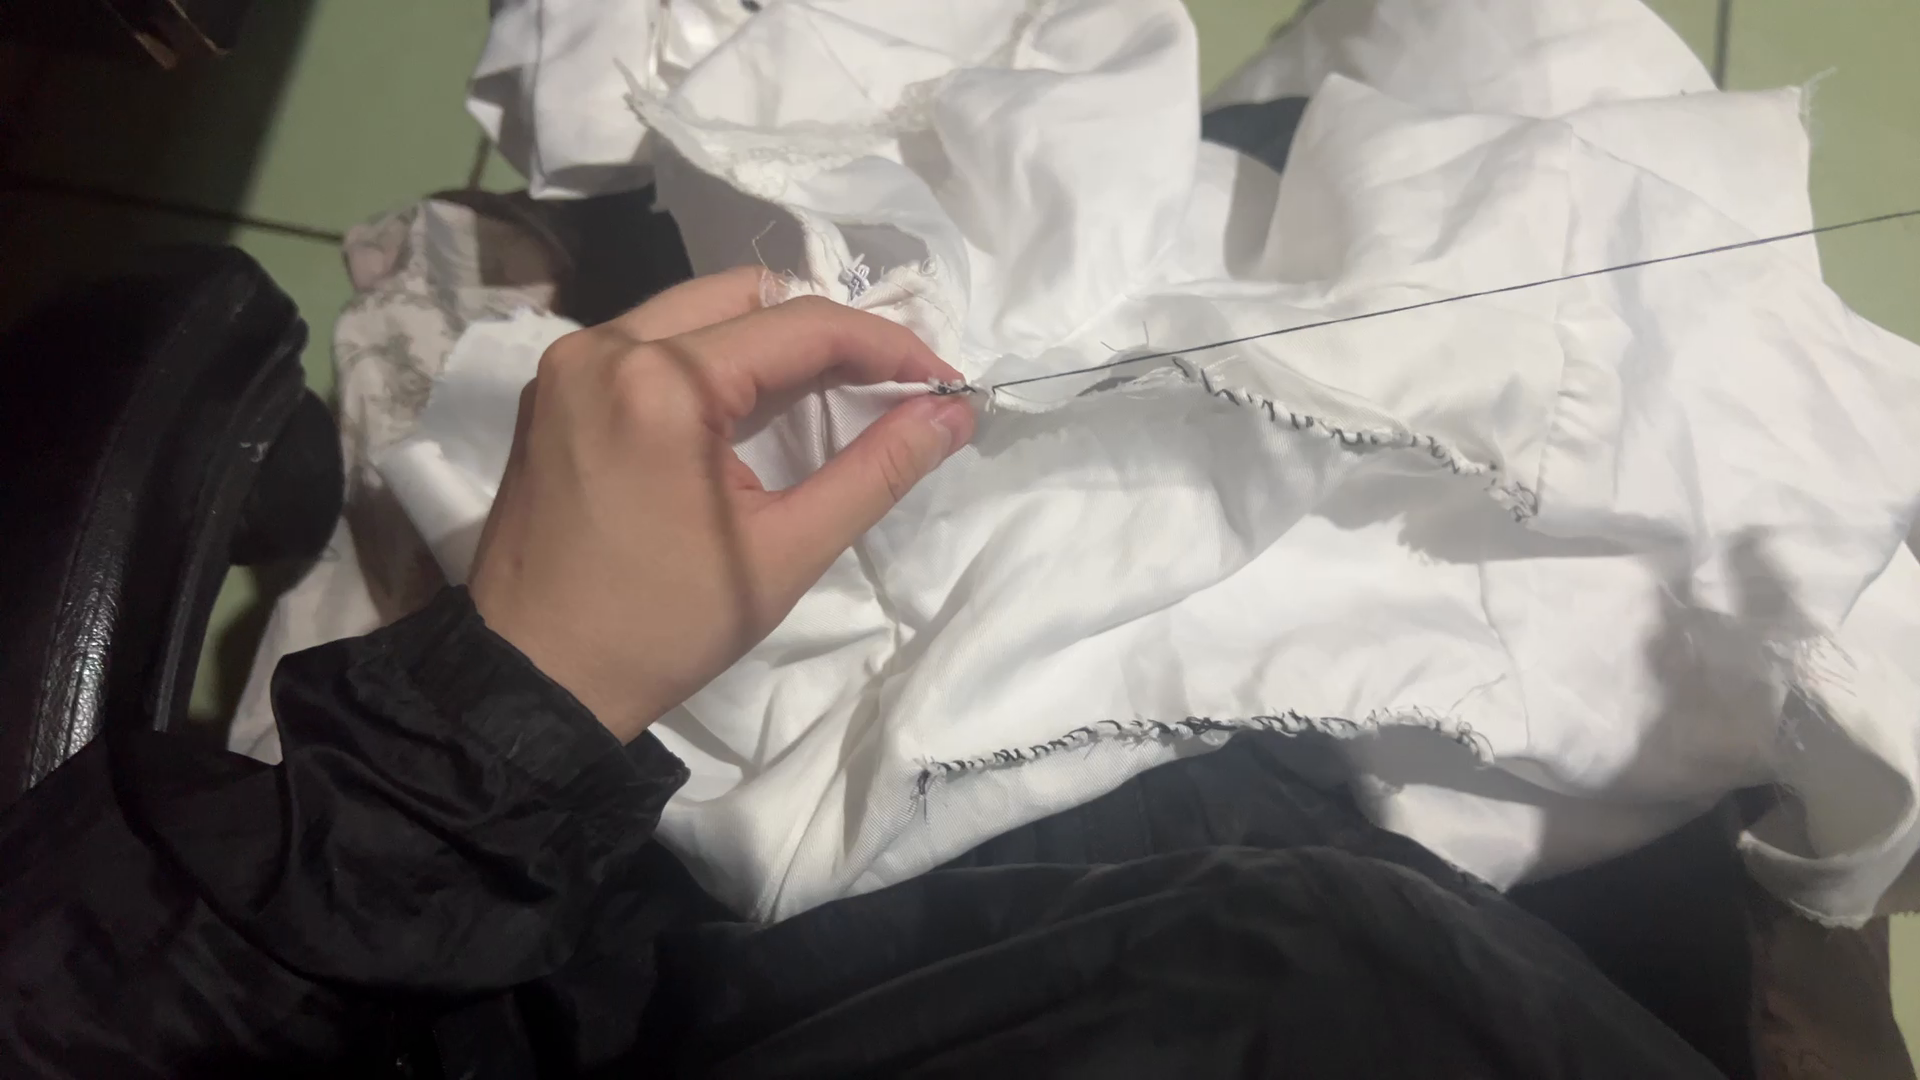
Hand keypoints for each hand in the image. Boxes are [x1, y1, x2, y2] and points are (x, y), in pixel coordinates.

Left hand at [467, 268, 975, 741]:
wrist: (533, 681)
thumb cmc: (666, 627)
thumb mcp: (788, 553)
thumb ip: (878, 472)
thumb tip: (951, 414)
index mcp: (662, 383)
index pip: (802, 326)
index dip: (889, 347)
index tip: (942, 382)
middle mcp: (605, 345)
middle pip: (751, 297)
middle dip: (833, 334)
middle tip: (887, 386)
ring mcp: (570, 361)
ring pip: (703, 312)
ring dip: (777, 344)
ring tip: (833, 396)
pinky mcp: (557, 387)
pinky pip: (659, 343)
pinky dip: (723, 361)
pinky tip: (752, 410)